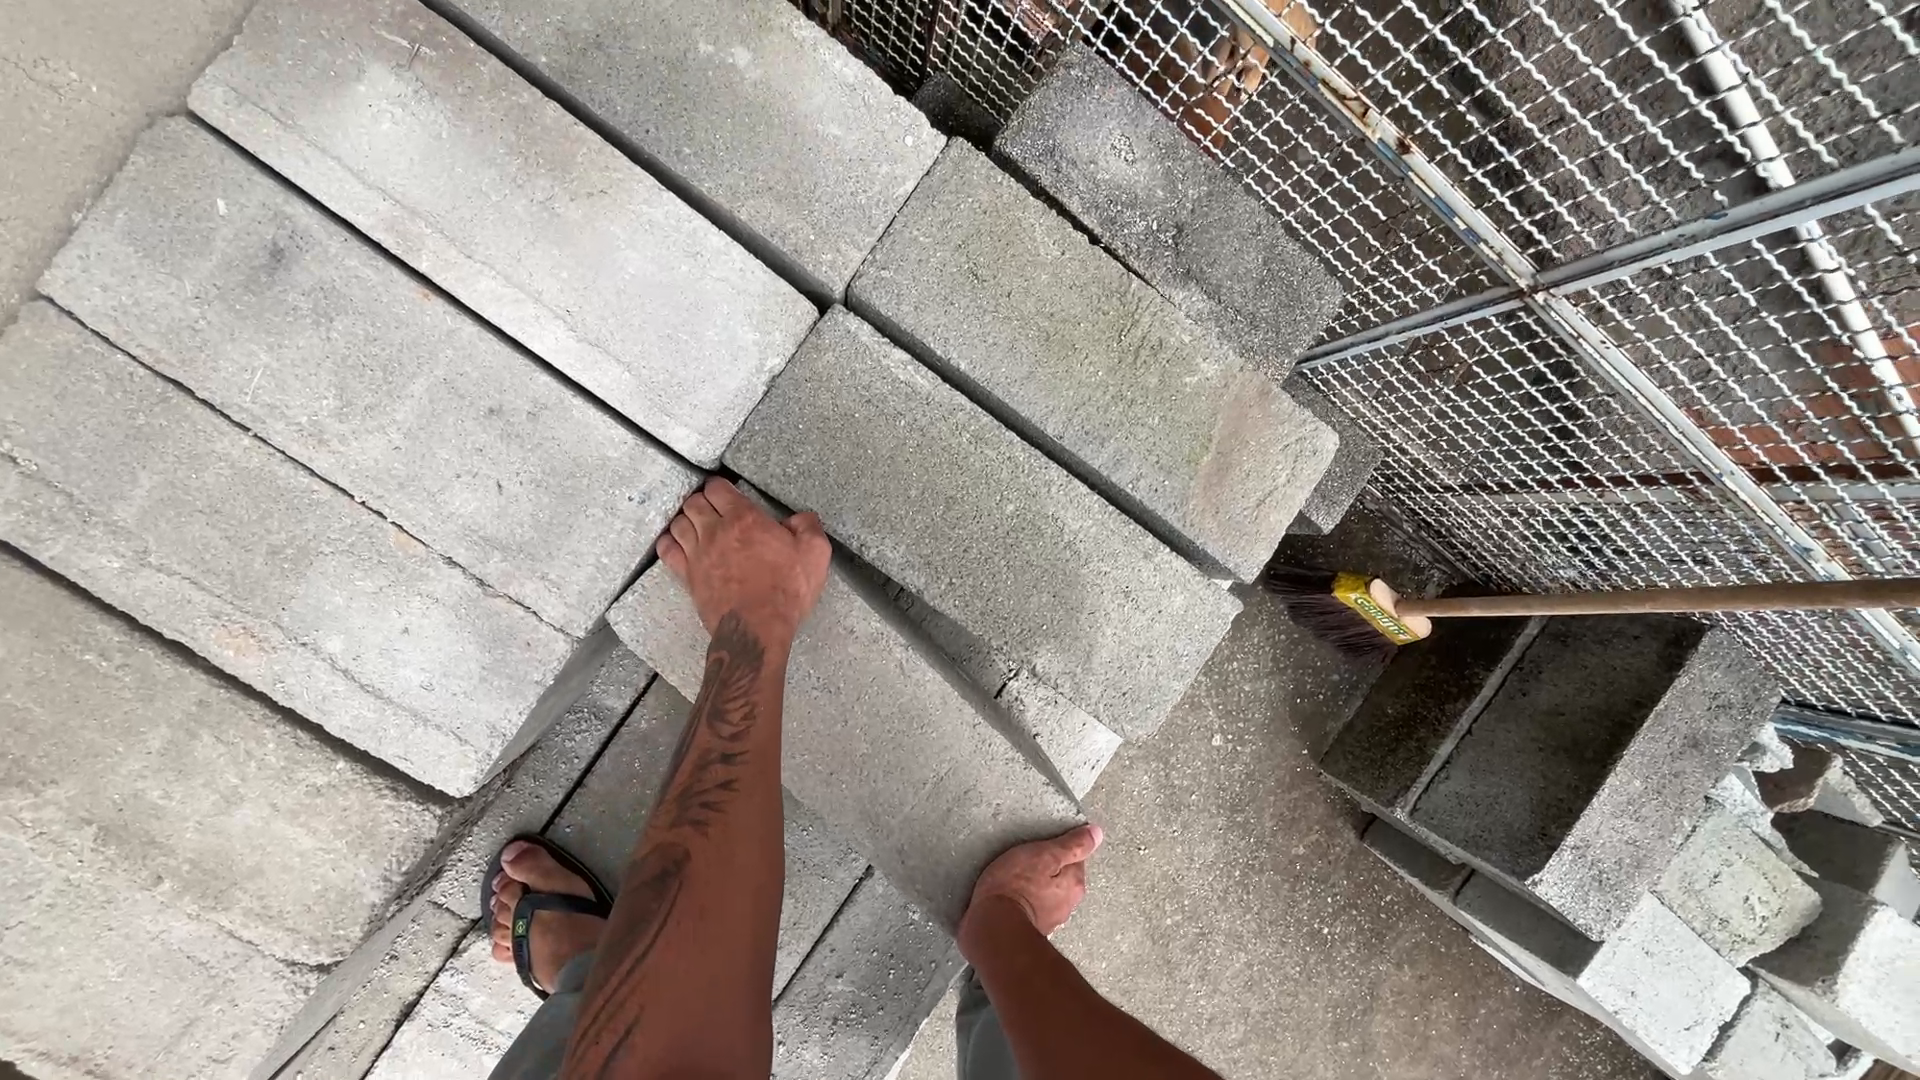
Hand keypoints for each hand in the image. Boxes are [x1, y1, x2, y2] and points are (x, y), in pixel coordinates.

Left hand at [656, 478, 831, 648]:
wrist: (758, 627)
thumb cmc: (785, 591)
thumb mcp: (815, 553)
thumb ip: (808, 526)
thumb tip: (801, 518)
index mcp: (745, 519)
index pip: (718, 488)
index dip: (720, 487)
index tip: (726, 491)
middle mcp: (716, 531)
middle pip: (694, 503)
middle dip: (703, 501)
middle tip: (713, 508)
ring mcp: (698, 554)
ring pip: (679, 523)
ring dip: (687, 520)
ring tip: (697, 524)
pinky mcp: (689, 576)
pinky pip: (667, 550)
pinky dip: (670, 542)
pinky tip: (677, 544)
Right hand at [960, 824, 1103, 939]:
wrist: (991, 926)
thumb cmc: (1015, 887)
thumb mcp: (1045, 854)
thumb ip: (1072, 845)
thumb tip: (1096, 834)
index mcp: (1074, 885)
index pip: (1076, 857)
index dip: (1059, 847)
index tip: (1044, 844)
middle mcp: (1067, 905)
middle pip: (1063, 876)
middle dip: (1049, 868)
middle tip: (1029, 859)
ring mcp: (1050, 919)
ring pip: (1048, 893)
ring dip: (1037, 885)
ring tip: (1017, 877)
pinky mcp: (1031, 927)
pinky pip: (1033, 906)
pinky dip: (1026, 900)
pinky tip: (1012, 895)